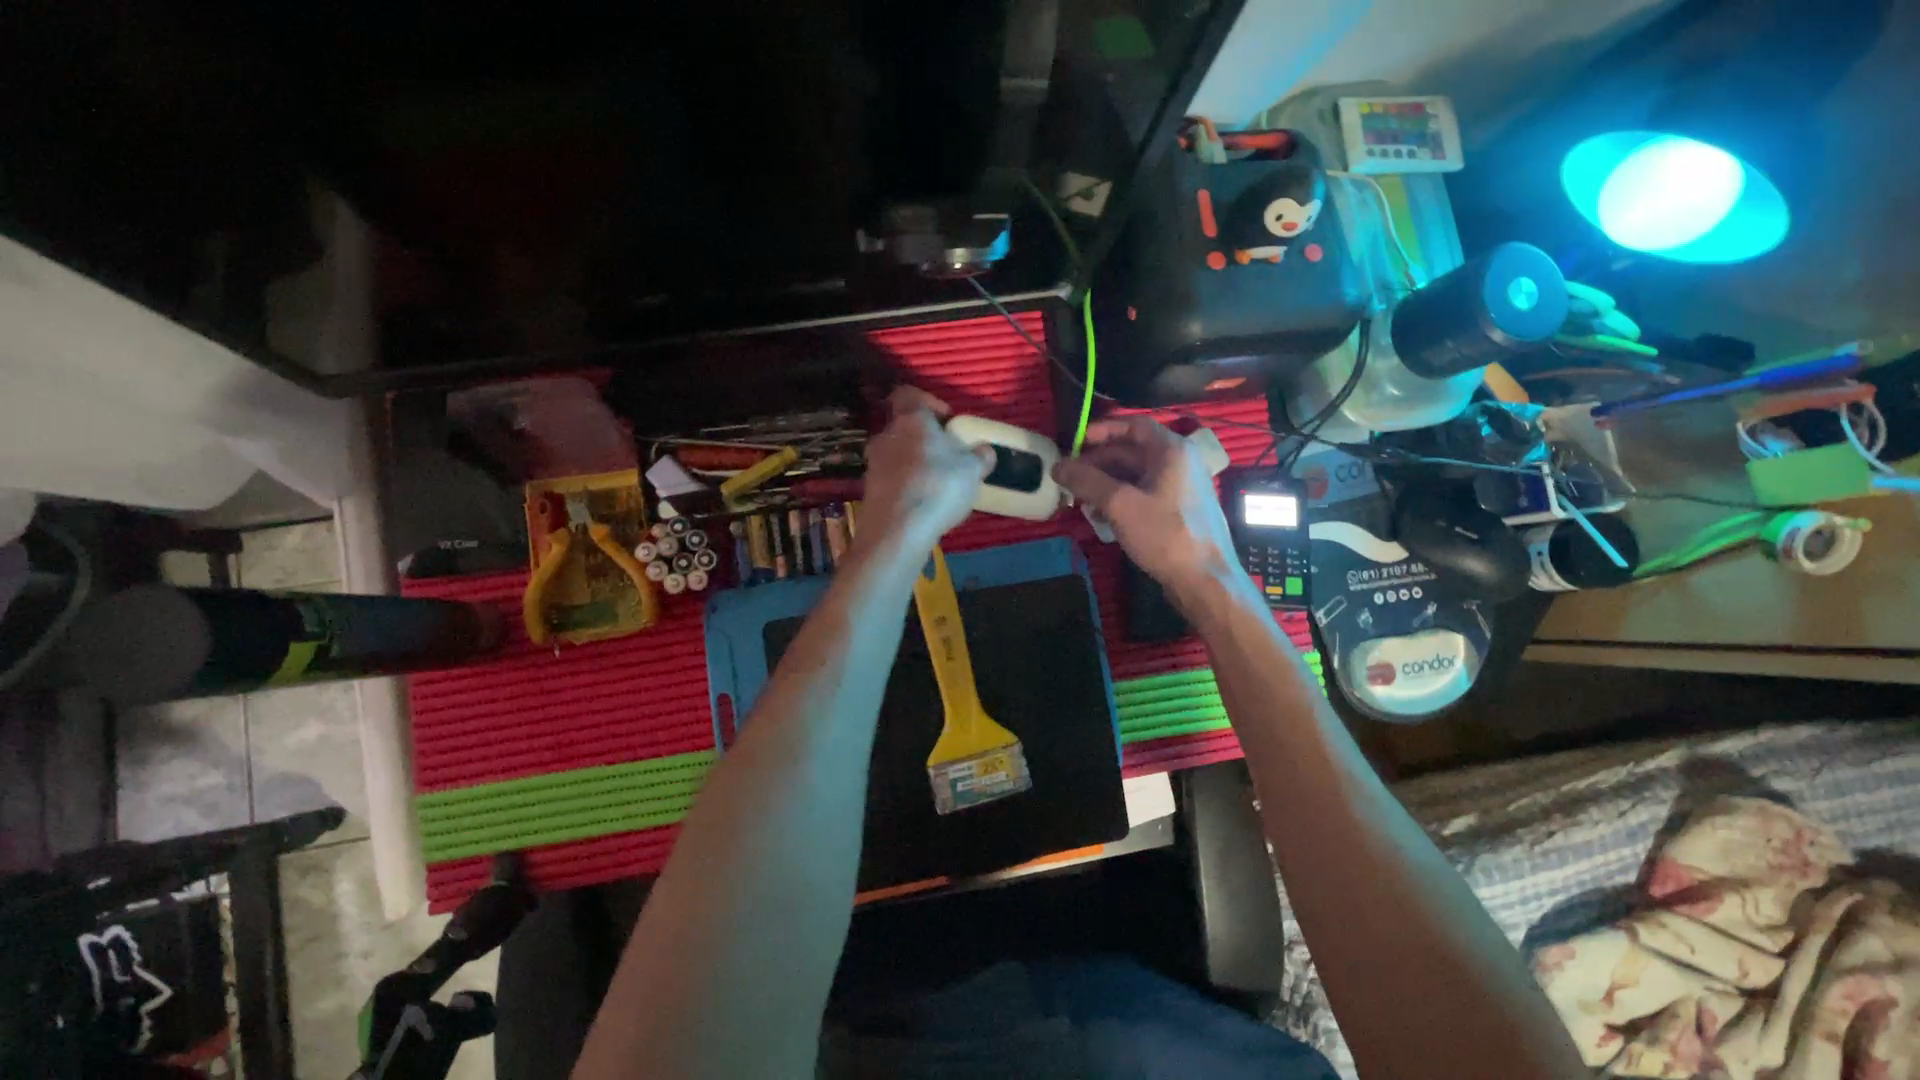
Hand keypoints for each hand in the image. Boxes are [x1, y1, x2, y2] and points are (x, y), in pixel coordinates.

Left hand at [857, 387, 994, 549]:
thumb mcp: (972, 470)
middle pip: (903, 427)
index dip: (928, 402)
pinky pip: (891, 480)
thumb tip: (984, 450)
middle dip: (924, 439)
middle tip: (947, 456)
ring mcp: (873, 464)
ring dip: (915, 464)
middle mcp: (886, 435)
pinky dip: (906, 486)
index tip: (946, 420)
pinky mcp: (869, 491)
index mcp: (910, 419)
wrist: (897, 531)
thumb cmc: (938, 487)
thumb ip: (979, 457)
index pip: (908, 394)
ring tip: (938, 484)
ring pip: (896, 455)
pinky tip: (923, 504)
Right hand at [1053, 417, 1239, 597]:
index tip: (1075, 443)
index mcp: (1172, 450)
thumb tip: (1057, 466)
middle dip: (1099, 462)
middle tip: (1070, 477)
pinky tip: (1102, 516)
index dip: (1102, 430)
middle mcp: (1180, 462)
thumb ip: (1086, 481)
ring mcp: (1181, 487)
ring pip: (1136, 475)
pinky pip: (1144, 494)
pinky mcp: (1179, 510)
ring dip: (1106, 483)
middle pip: (1132, 451)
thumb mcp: (1120, 504)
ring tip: (1081, 499)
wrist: (1204, 580)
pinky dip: (1121, 499)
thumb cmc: (1165, 534)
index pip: (1133, 425)